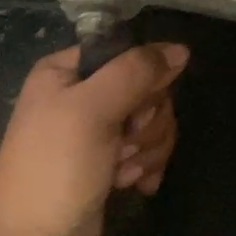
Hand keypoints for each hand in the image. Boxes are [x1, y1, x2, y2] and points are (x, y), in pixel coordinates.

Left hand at [0, 42, 188, 235]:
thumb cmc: (55, 170)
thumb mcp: (92, 110)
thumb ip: (136, 71)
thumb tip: (181, 50)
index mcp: (66, 71)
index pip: (128, 51)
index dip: (143, 76)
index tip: (137, 106)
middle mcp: (82, 94)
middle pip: (147, 86)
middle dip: (146, 120)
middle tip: (126, 143)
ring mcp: (97, 131)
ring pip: (152, 118)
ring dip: (147, 147)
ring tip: (124, 173)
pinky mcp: (109, 163)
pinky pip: (149, 146)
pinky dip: (147, 165)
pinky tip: (135, 185)